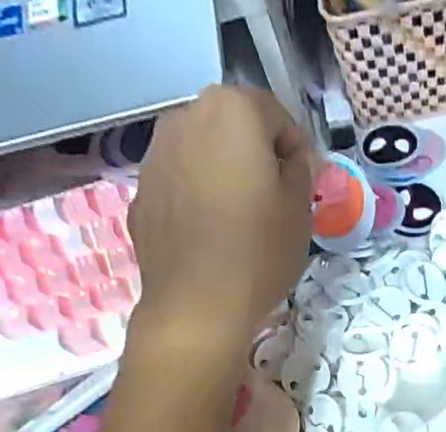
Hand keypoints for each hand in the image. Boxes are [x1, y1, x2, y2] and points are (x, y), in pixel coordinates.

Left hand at [127, 85, 312, 357]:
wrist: (198, 304)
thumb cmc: (260, 253)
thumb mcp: (300, 211)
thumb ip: (299, 170)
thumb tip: (290, 159)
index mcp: (232, 112)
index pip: (276, 114)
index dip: (295, 150)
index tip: (303, 186)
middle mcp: (186, 117)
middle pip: (233, 126)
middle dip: (257, 155)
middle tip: (275, 201)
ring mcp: (156, 152)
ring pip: (204, 152)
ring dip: (225, 174)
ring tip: (242, 221)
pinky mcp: (142, 189)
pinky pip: (182, 181)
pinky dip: (199, 197)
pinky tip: (213, 236)